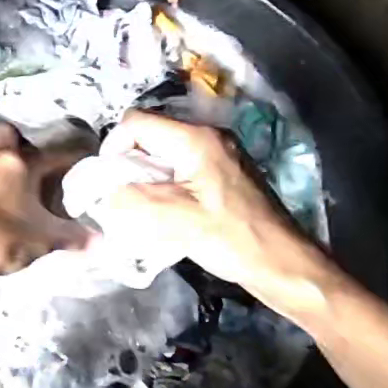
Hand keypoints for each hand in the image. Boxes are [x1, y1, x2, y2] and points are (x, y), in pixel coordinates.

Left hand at [0, 124, 91, 297]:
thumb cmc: (3, 239)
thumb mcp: (46, 239)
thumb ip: (74, 235)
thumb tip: (99, 239)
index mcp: (20, 163)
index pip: (54, 154)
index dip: (72, 158)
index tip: (84, 162)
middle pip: (11, 137)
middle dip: (25, 145)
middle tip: (39, 167)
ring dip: (5, 166)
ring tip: (19, 187)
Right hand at [102, 110, 342, 319]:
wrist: (285, 265)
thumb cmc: (233, 239)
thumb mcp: (176, 221)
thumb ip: (133, 201)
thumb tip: (103, 193)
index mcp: (196, 140)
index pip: (136, 123)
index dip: (114, 147)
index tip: (108, 180)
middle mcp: (208, 137)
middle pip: (150, 135)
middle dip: (129, 163)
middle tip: (122, 196)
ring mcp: (219, 154)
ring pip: (164, 153)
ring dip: (146, 175)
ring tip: (141, 206)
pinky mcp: (223, 173)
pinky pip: (180, 166)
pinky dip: (164, 183)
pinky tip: (166, 211)